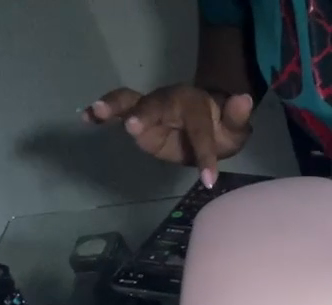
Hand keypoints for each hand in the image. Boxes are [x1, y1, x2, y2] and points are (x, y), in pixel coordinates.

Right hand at [84, 85, 253, 187]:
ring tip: (97, 112)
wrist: (207, 119)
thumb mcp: (235, 127)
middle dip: (145, 115)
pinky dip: (101, 113)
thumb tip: (245, 98)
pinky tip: (86, 118)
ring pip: (130, 100)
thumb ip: (237, 117)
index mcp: (195, 106)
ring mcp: (151, 107)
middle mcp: (168, 101)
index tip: (209, 180)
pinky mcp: (138, 117)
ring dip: (114, 106)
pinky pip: (118, 110)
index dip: (205, 155)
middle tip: (134, 128)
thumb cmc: (221, 126)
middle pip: (155, 106)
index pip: (200, 132)